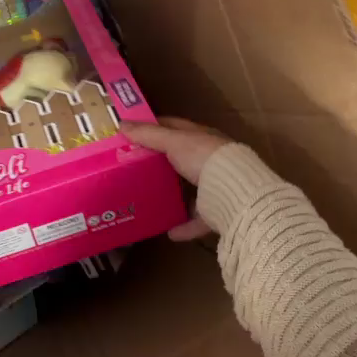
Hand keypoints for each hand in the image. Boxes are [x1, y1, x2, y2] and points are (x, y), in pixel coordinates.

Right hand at [121, 117, 229, 242]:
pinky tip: (169, 232)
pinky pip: (197, 219)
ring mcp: (215, 185)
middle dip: (160, 163)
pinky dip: (184, 226)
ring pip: (191, 189)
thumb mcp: (173, 141)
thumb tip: (122, 125)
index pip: (175, 127)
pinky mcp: (217, 211)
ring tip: (150, 198)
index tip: (133, 132)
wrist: (234, 191)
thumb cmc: (203, 157)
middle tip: (134, 167)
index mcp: (201, 138)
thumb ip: (149, 135)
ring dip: (173, 194)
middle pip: (181, 158)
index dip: (154, 127)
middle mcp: (209, 160)